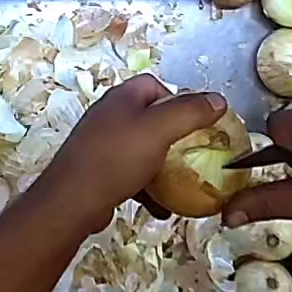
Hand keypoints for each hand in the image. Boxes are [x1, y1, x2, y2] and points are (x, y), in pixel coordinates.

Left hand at [34, 74, 226, 230]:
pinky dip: (147, 186)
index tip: (192, 123)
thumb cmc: (116, 158)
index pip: (154, 85)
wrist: (73, 200)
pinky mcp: (98, 170)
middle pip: (149, 117)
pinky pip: (130, 172)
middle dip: (171, 135)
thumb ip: (190, 112)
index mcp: (122, 97)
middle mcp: (109, 115)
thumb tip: (218, 100)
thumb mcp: (160, 130)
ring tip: (179, 182)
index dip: (177, 99)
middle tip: (189, 153)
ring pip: (140, 147)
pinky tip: (160, 206)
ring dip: (161, 164)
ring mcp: (100, 143)